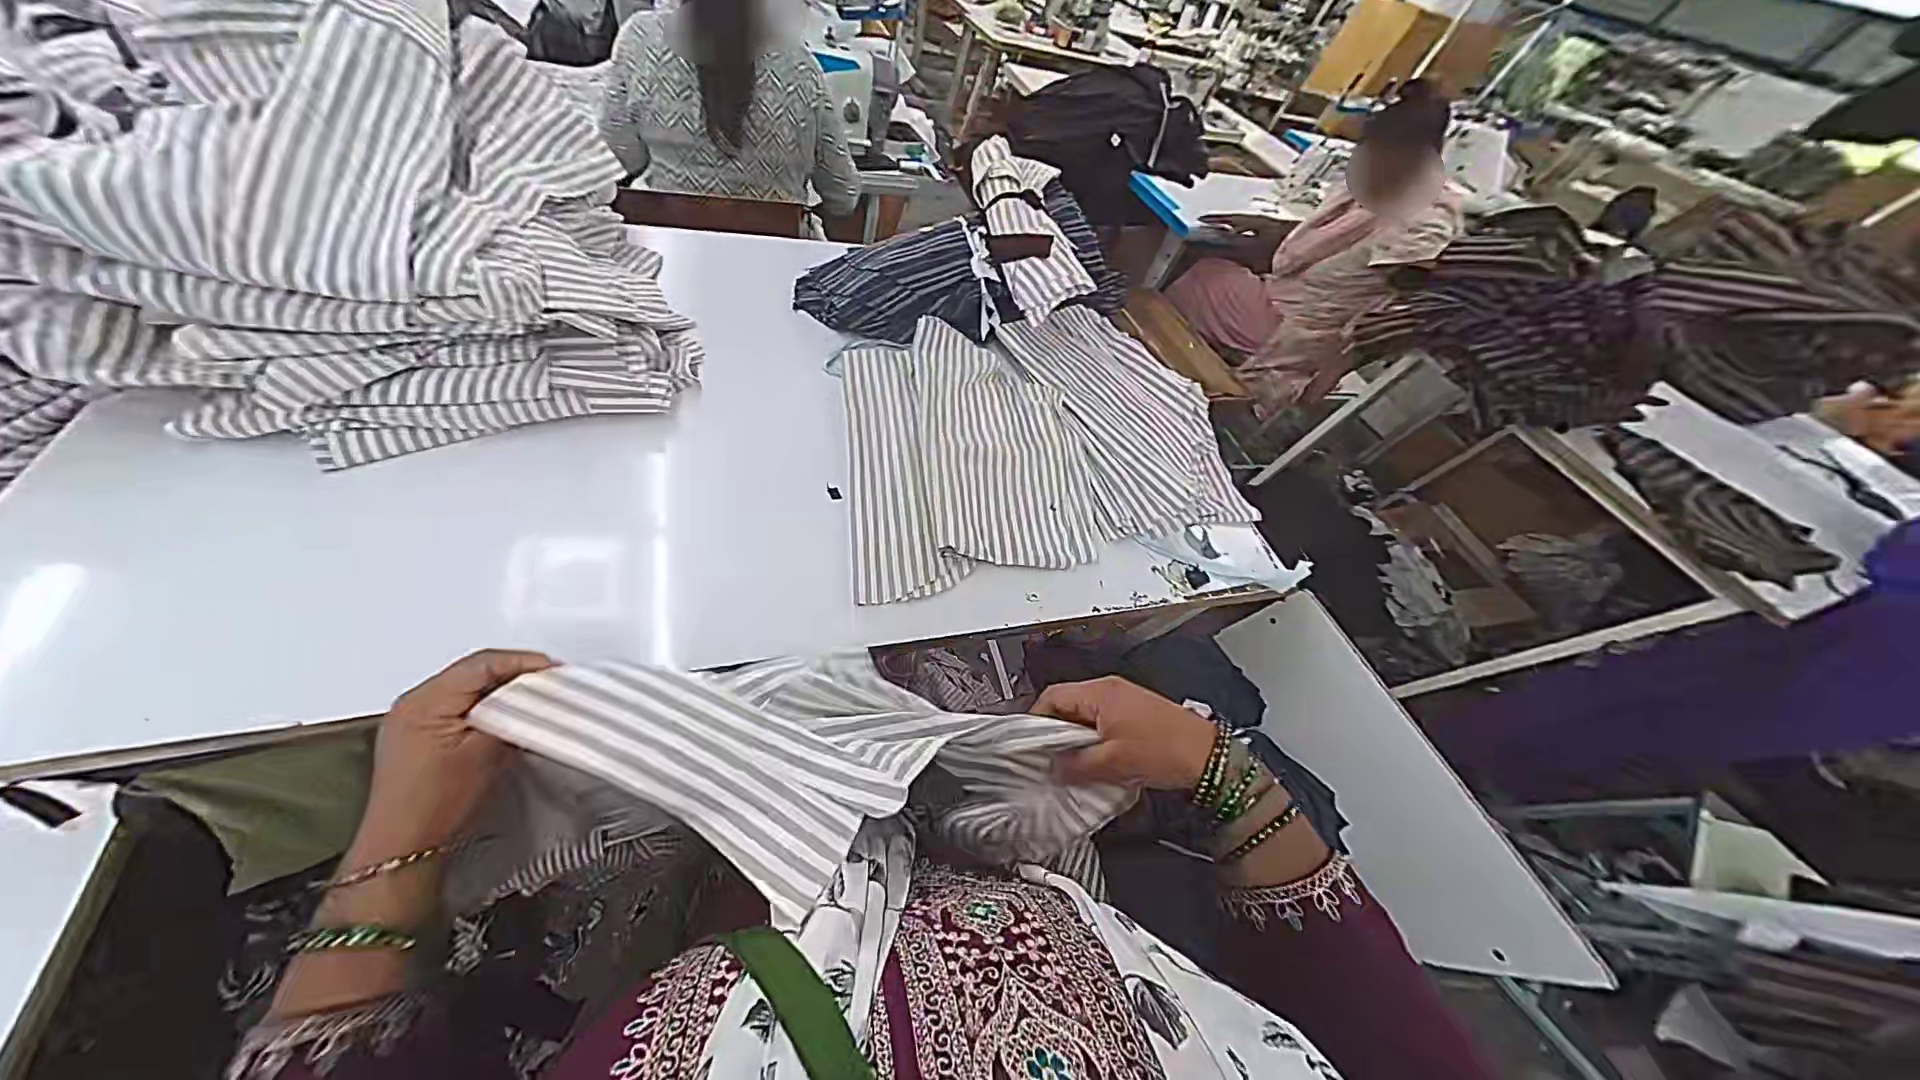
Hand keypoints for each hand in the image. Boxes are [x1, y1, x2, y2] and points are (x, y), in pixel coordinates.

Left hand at [359, 649, 554, 851]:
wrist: (404, 846)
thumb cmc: (435, 804)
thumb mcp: (486, 752)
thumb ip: (513, 717)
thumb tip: (537, 699)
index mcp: (424, 702)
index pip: (482, 664)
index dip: (523, 662)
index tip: (553, 670)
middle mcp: (413, 704)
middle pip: (475, 670)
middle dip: (516, 671)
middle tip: (549, 680)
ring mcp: (414, 718)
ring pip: (470, 685)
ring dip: (504, 688)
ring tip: (535, 696)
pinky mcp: (421, 733)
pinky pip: (462, 703)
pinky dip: (490, 703)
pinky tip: (510, 714)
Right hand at [1034, 676, 1217, 789]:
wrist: (1209, 758)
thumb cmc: (1168, 750)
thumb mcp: (1112, 763)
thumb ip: (1077, 765)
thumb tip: (1056, 767)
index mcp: (1101, 692)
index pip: (1053, 697)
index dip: (1037, 720)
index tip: (1033, 743)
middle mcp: (1111, 689)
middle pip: (1068, 704)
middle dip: (1058, 732)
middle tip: (1054, 757)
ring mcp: (1125, 699)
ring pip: (1086, 715)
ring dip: (1079, 738)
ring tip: (1080, 763)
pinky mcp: (1136, 713)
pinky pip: (1103, 721)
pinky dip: (1096, 739)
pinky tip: (1102, 761)